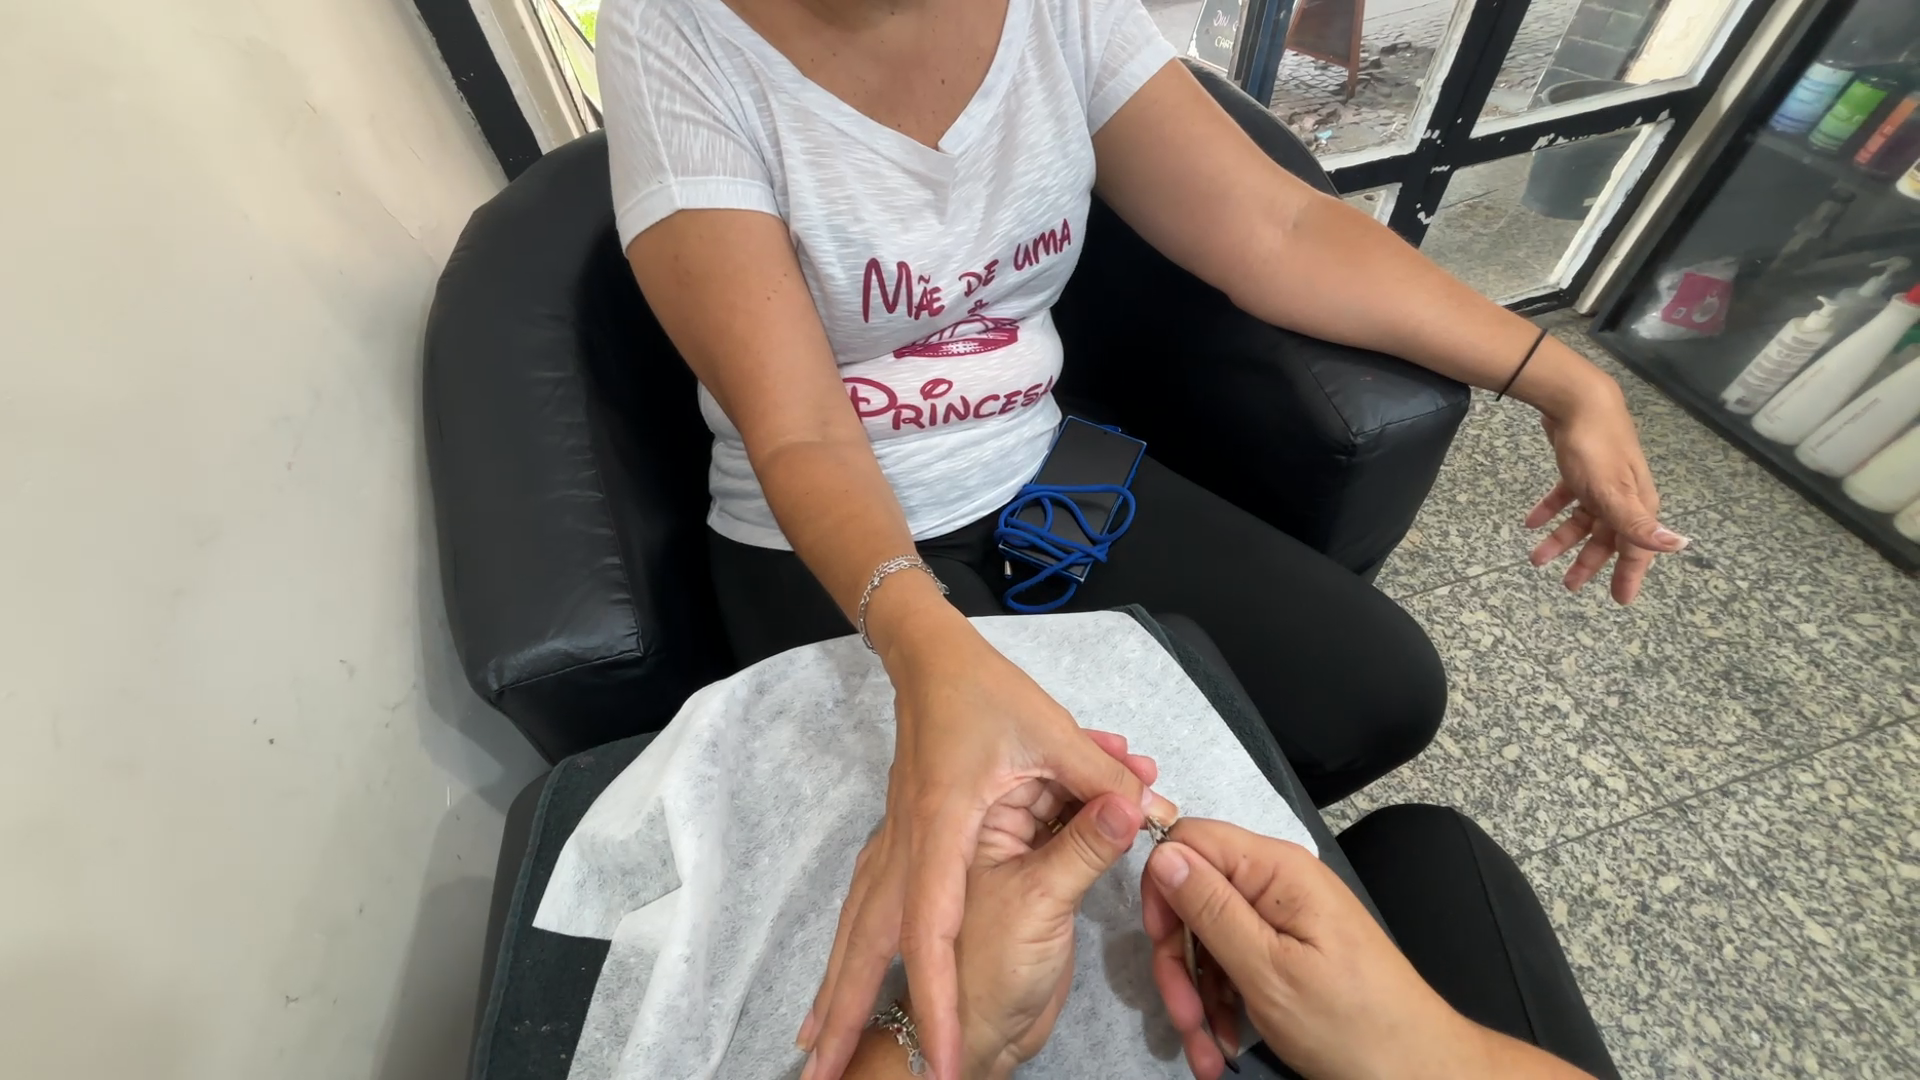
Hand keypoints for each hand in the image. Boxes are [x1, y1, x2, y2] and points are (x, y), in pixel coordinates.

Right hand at [802, 616, 1176, 1079]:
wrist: (930, 659)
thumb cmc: (986, 693)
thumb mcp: (1049, 733)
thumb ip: (1098, 778)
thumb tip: (1151, 808)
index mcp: (944, 823)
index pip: (933, 923)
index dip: (936, 996)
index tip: (949, 1061)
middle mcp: (907, 839)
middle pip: (868, 935)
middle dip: (845, 1009)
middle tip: (819, 1078)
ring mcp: (893, 834)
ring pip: (856, 919)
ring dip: (834, 983)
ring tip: (812, 1048)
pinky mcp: (895, 829)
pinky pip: (863, 900)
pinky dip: (845, 945)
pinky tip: (834, 971)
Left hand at [959, 785, 1147, 1075]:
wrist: (986, 1033)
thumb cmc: (990, 965)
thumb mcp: (1041, 898)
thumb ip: (1085, 848)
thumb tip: (1130, 801)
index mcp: (985, 816)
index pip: (1041, 775)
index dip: (1087, 766)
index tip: (1134, 766)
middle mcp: (1003, 822)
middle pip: (1060, 787)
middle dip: (1104, 778)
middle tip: (1149, 772)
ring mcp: (1028, 848)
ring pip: (1074, 811)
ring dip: (1110, 802)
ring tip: (1151, 785)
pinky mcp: (1050, 874)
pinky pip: (1082, 840)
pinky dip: (1108, 830)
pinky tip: (1135, 819)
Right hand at [1140, 819, 1483, 1079]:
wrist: (1429, 1079)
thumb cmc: (1351, 1026)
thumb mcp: (1269, 971)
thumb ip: (1211, 909)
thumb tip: (1161, 853)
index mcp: (1272, 867)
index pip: (1189, 839)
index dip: (1162, 884)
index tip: (1158, 941)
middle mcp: (1272, 879)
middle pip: (1192, 893)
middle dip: (1178, 956)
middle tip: (1182, 1016)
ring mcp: (1279, 914)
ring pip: (1206, 933)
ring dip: (1195, 990)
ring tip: (1204, 1047)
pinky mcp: (1283, 947)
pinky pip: (1231, 958)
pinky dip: (1219, 1000)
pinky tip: (1221, 1043)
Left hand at [1524, 380, 1688, 604]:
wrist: (1578, 405)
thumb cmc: (1596, 450)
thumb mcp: (1613, 491)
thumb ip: (1637, 522)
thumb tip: (1679, 546)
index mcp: (1637, 506)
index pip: (1637, 549)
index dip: (1630, 575)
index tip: (1620, 600)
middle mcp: (1624, 497)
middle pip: (1607, 538)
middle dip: (1589, 563)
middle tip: (1567, 585)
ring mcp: (1601, 483)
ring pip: (1582, 520)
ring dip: (1560, 540)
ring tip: (1535, 559)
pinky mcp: (1579, 470)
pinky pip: (1565, 497)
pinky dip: (1549, 510)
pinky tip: (1530, 523)